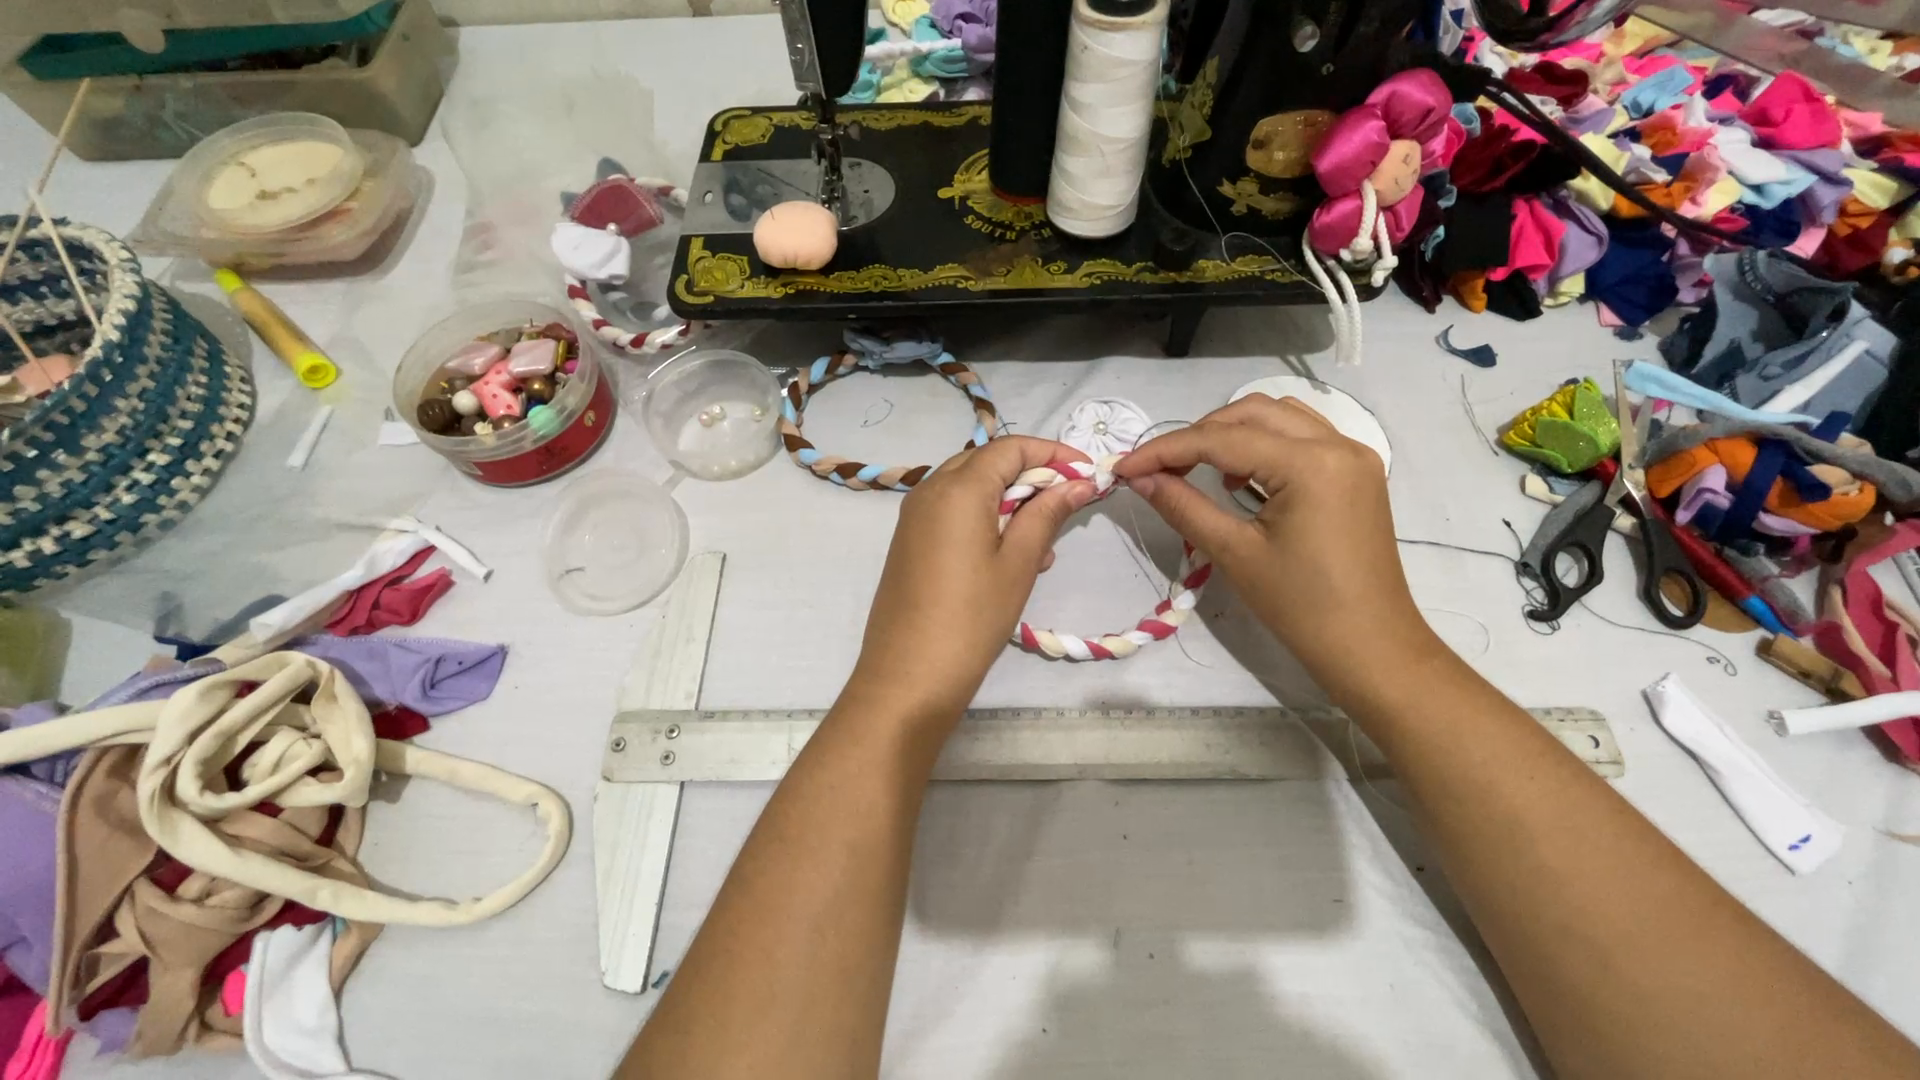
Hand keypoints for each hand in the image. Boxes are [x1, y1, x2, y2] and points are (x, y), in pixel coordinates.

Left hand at [850, 436, 1096, 724]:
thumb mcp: (1018, 564)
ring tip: (1043, 546)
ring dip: (1010, 501)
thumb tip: (1079, 482)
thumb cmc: (972, 618)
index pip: (1010, 447)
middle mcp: (930, 490)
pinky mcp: (910, 542)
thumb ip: (1047, 514)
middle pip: (987, 462)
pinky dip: (985, 520)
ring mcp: (914, 517)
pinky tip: (1010, 558)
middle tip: (1067, 506)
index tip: (1088, 473)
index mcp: (958, 488)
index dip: (1052, 453)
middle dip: (1031, 475)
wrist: (907, 676)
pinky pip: (953, 512)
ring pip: (970, 488)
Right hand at [1112, 395, 1442, 692]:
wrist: (1369, 646)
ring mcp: (1353, 456)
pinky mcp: (1356, 473)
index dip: (1166, 449)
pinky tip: (1243, 479)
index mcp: (1310, 464)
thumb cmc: (1300, 606)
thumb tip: (1139, 477)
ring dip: (1233, 432)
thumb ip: (1183, 506)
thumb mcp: (1234, 553)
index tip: (1125, 467)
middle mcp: (1337, 444)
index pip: (1222, 440)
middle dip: (1199, 434)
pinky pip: (1303, 436)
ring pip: (1280, 417)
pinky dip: (1265, 443)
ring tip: (1200, 470)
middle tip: (1160, 468)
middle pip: (1252, 413)